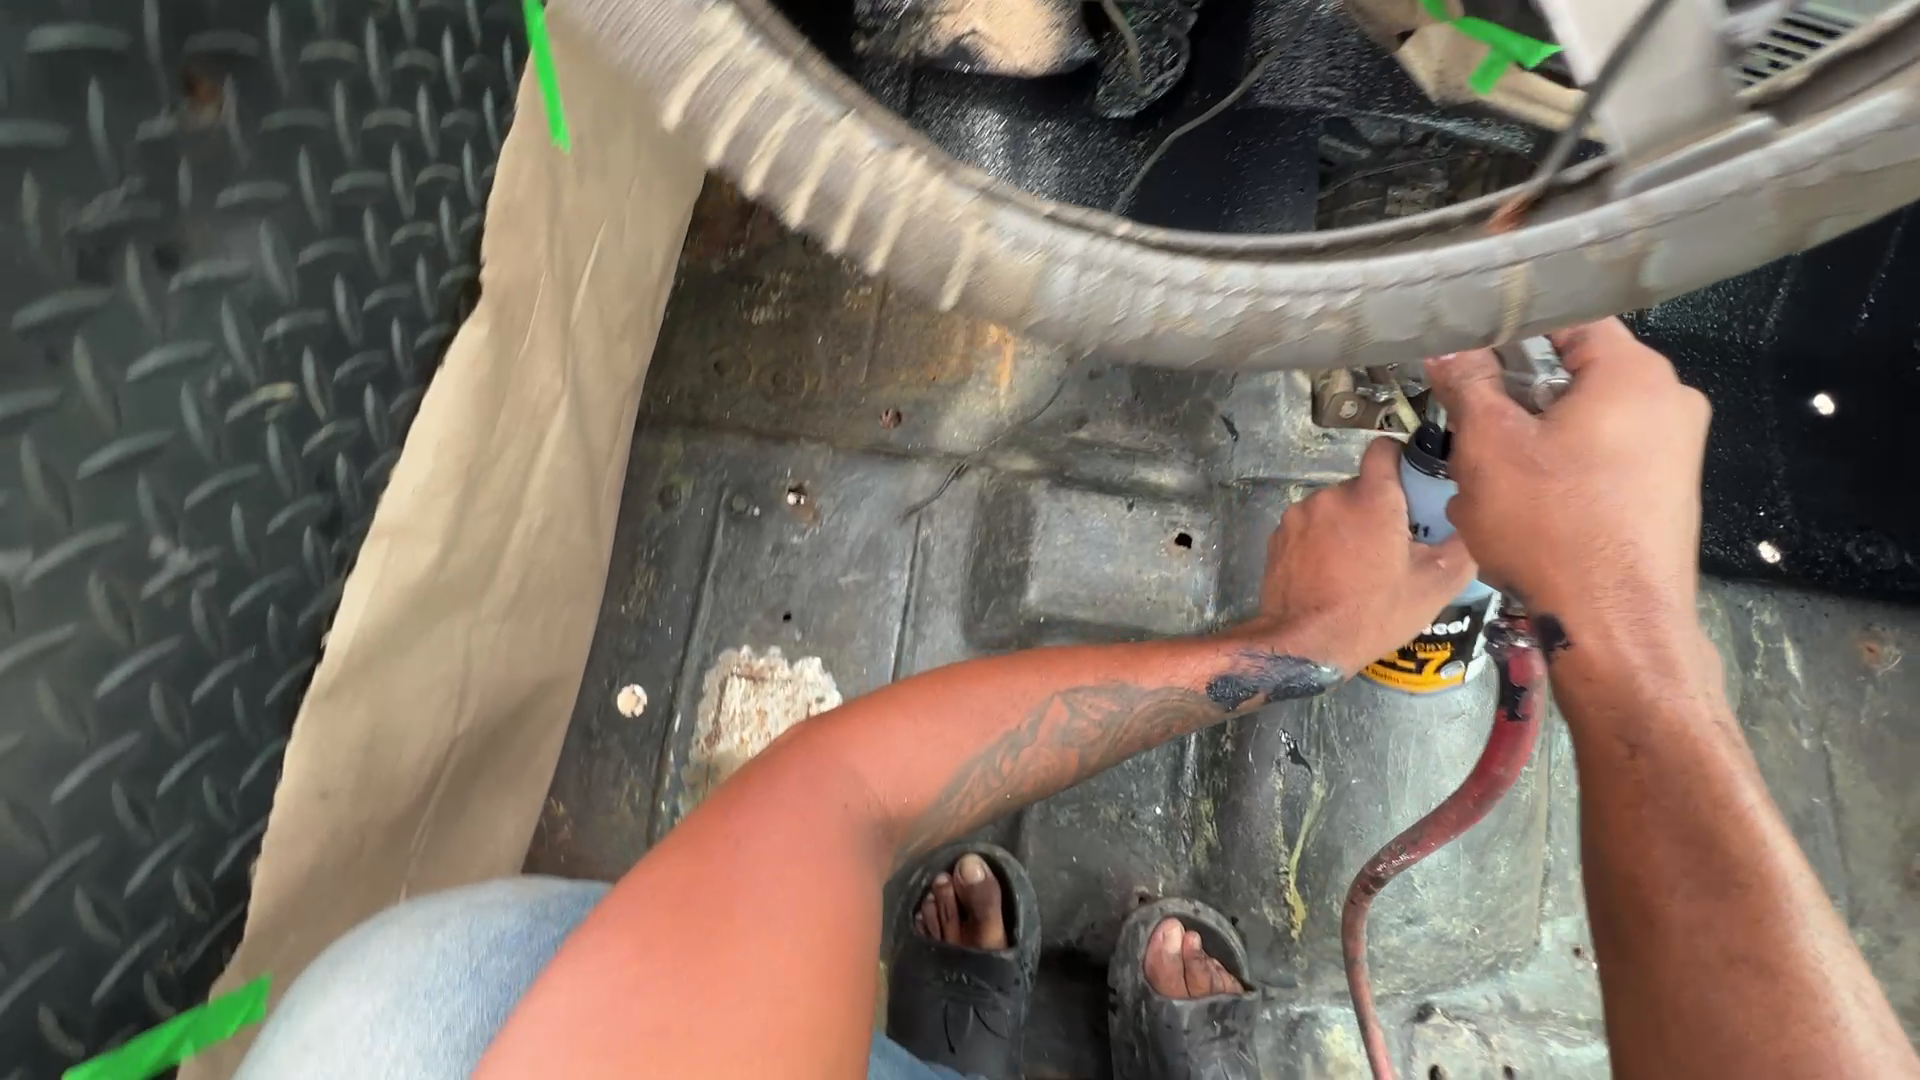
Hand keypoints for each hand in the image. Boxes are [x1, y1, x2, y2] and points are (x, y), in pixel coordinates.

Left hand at [1237, 437, 1475, 675]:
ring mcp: (1297, 516)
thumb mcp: (1435, 584)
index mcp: (1370, 498)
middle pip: (1360, 487)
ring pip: (1332, 509)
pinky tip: (1329, 572)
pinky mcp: (1277, 536)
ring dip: (1346, 526)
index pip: (1383, 450)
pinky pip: (1308, 527)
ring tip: (1358, 565)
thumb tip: (1471, 523)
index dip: (1399, 459)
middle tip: (1392, 545)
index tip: (1411, 481)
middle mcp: (1329, 497)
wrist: (1304, 642)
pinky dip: (1319, 541)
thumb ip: (1461, 544)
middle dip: (1376, 509)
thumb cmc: (1373, 612)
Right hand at [1426, 318, 1710, 629]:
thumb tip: (1447, 348)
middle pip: (1574, 371)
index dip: (1511, 329)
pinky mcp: (1663, 488)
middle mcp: (1668, 399)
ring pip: (1581, 417)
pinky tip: (1520, 500)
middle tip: (1464, 419)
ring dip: (1527, 433)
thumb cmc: (1547, 520)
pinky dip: (1555, 462)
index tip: (1462, 350)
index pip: (1570, 319)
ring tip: (1484, 469)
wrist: (1610, 616)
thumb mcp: (1488, 446)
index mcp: (1633, 374)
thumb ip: (1468, 386)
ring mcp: (1673, 447)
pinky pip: (1599, 453)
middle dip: (1512, 392)